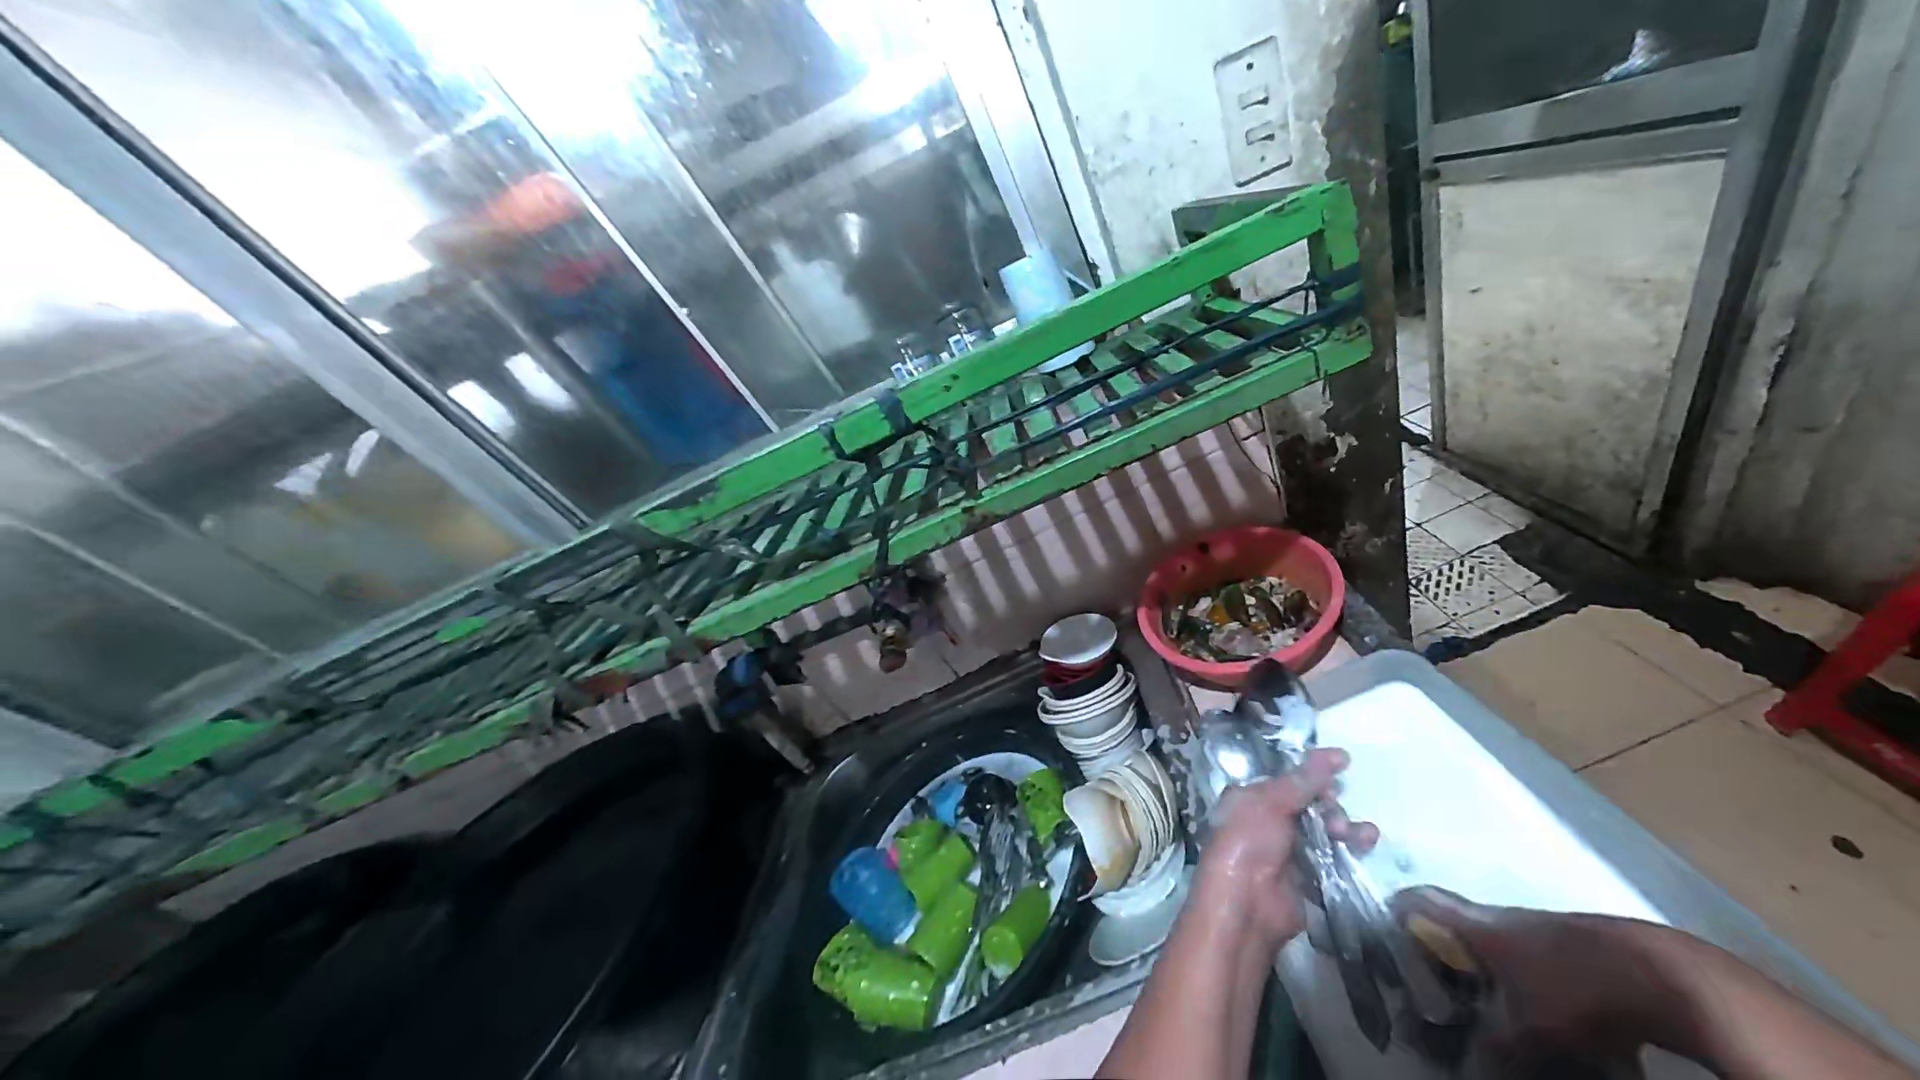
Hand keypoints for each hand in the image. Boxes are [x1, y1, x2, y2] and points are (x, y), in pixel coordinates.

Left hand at [1196, 747, 1377, 946]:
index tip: (1343, 761)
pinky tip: (1367, 842)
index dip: (1313, 771)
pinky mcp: (1310, 876)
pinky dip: (1352, 848)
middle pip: (1310, 803)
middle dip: (1329, 801)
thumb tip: (1335, 753)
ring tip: (1355, 831)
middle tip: (1335, 807)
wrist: (1247, 902)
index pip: (1287, 778)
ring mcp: (1290, 850)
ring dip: (1344, 825)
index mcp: (1250, 798)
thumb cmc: (1248, 841)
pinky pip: (1335, 856)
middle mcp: (1268, 821)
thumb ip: (1302, 781)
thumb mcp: (1269, 803)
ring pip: (1325, 829)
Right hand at [1391, 887, 1683, 1073]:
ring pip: (1502, 947)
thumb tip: (1467, 1067)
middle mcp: (1503, 918)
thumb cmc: (1574, 988)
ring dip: (1492, 974)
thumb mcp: (1529, 1029)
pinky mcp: (1581, 947)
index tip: (1385, 925)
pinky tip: (1550, 1021)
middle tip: (1439, 987)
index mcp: (1477, 924)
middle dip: (1446, 955)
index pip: (1420, 899)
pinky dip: (1534, 986)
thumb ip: (1492, 1046)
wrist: (1665, 977)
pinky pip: (1540, 963)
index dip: (1397, 908)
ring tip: (1494, 1010)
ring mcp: (1545, 930)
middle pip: (1458, 926)